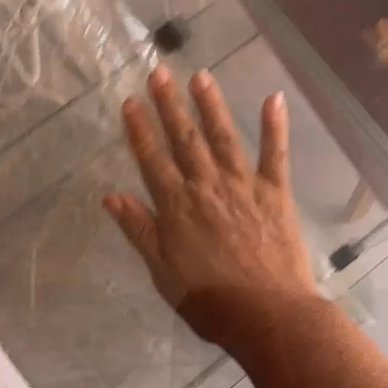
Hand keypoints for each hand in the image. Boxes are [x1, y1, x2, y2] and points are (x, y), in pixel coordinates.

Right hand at [104, 67, 325, 353]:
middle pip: (184, 139)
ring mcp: (243, 186)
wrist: (268, 315)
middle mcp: (207, 187)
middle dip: (170, 104)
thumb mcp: (163, 273)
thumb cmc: (211, 302)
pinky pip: (275, 153)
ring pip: (223, 137)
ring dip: (211, 105)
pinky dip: (275, 125)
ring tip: (201, 76)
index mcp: (177, 207)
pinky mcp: (276, 192)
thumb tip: (112, 197)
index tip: (131, 101)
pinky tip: (273, 98)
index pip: (152, 160)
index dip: (140, 130)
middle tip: (160, 71)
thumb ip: (140, 231)